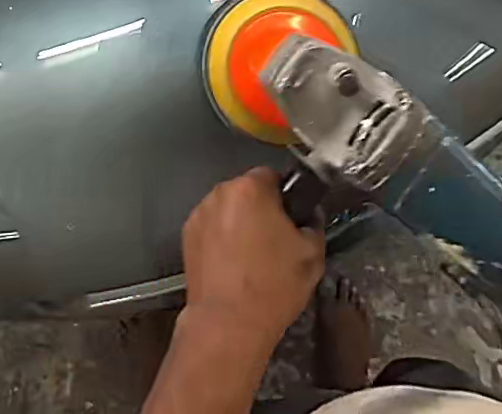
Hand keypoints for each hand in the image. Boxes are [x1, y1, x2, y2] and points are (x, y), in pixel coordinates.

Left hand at [181, 167, 325, 344]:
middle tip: (273, 239)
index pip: (272, 176)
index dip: (284, 197)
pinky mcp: (187, 235)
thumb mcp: (312, 254)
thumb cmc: (272, 287)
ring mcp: (201, 213)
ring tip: (249, 255)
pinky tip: (230, 264)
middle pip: (247, 191)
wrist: (228, 326)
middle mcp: (222, 192)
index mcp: (252, 188)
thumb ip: (314, 224)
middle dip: (260, 209)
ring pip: (228, 209)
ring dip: (238, 222)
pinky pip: (211, 227)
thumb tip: (310, 217)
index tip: (290, 218)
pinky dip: (219, 238)